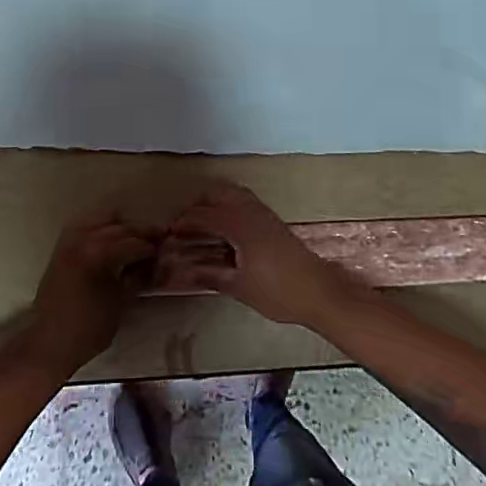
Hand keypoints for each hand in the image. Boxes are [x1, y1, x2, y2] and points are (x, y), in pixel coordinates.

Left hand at [17, 210, 160, 374]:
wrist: (48, 344)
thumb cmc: (89, 328)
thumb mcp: (121, 302)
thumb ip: (140, 277)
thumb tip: (156, 263)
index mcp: (100, 254)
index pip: (134, 243)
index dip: (152, 247)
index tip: (164, 252)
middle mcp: (83, 241)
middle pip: (120, 228)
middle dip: (140, 234)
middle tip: (156, 242)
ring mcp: (70, 242)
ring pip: (101, 220)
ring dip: (120, 226)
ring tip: (133, 239)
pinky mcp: (61, 249)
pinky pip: (85, 225)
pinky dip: (100, 227)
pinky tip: (110, 239)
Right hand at [161, 182, 361, 326]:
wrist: (318, 291)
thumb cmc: (277, 292)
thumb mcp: (238, 286)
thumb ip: (208, 274)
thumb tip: (181, 271)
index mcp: (240, 224)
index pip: (203, 215)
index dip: (182, 223)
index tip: (167, 235)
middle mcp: (251, 211)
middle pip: (218, 194)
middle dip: (197, 205)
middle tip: (183, 227)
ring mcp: (265, 214)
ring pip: (233, 195)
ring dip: (214, 204)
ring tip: (200, 227)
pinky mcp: (273, 221)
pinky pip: (245, 202)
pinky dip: (228, 208)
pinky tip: (224, 232)